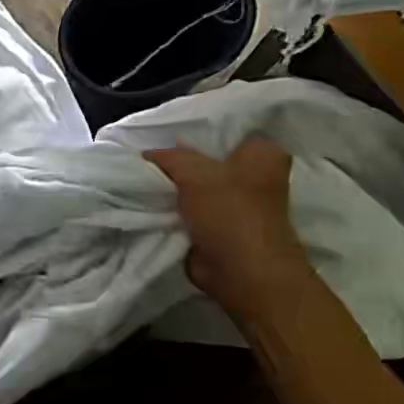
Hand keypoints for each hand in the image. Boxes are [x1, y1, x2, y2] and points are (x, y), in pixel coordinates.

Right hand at [144, 137, 312, 315]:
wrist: (240, 272)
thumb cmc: (229, 214)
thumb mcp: (195, 174)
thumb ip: (170, 159)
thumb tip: (145, 154)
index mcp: (261, 152)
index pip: (221, 131)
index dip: (190, 134)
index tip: (158, 138)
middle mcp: (253, 174)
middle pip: (206, 160)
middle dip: (179, 163)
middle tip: (145, 161)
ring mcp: (236, 203)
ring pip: (195, 187)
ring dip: (174, 189)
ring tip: (142, 181)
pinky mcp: (220, 228)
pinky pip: (190, 211)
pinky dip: (174, 211)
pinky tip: (151, 206)